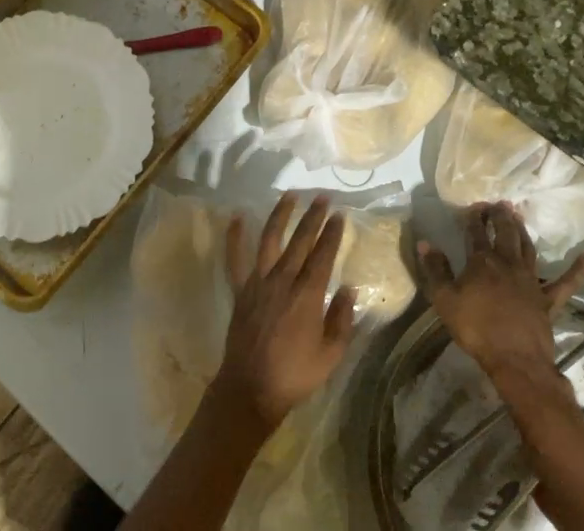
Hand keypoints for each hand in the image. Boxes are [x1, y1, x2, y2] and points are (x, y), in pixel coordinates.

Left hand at [211, 194, 355, 433]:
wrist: (251, 388)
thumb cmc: (296, 374)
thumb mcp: (331, 354)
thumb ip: (342, 320)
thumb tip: (349, 289)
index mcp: (308, 296)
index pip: (323, 256)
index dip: (332, 234)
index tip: (339, 215)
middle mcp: (282, 281)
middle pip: (300, 242)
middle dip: (313, 217)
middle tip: (323, 197)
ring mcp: (257, 283)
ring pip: (269, 240)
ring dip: (280, 216)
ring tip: (289, 195)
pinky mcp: (239, 290)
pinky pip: (234, 259)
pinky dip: (234, 237)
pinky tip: (235, 217)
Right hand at [417, 202, 583, 380]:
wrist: (515, 359)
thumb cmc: (475, 328)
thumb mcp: (444, 299)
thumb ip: (435, 270)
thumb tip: (426, 243)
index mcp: (482, 262)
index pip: (476, 232)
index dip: (473, 218)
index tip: (471, 207)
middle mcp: (508, 264)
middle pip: (506, 233)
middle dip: (500, 216)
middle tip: (499, 203)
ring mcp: (532, 280)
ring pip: (529, 248)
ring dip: (523, 230)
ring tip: (519, 215)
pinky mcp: (548, 299)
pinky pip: (567, 281)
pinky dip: (578, 268)